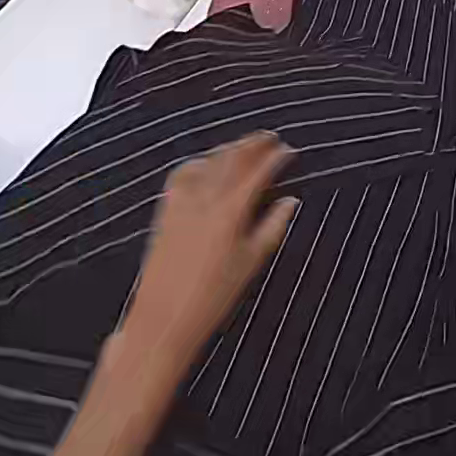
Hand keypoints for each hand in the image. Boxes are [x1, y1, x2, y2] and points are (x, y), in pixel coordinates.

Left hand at [122, 133, 297, 359]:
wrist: (165, 317)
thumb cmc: (214, 295)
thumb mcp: (252, 261)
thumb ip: (273, 225)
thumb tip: (290, 201)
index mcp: (232, 210)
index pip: (259, 172)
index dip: (276, 158)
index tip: (289, 151)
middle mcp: (207, 198)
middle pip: (233, 158)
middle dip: (253, 144)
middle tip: (269, 138)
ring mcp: (183, 200)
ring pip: (210, 161)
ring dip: (229, 149)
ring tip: (245, 145)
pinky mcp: (166, 208)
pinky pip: (184, 173)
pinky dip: (199, 162)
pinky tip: (206, 163)